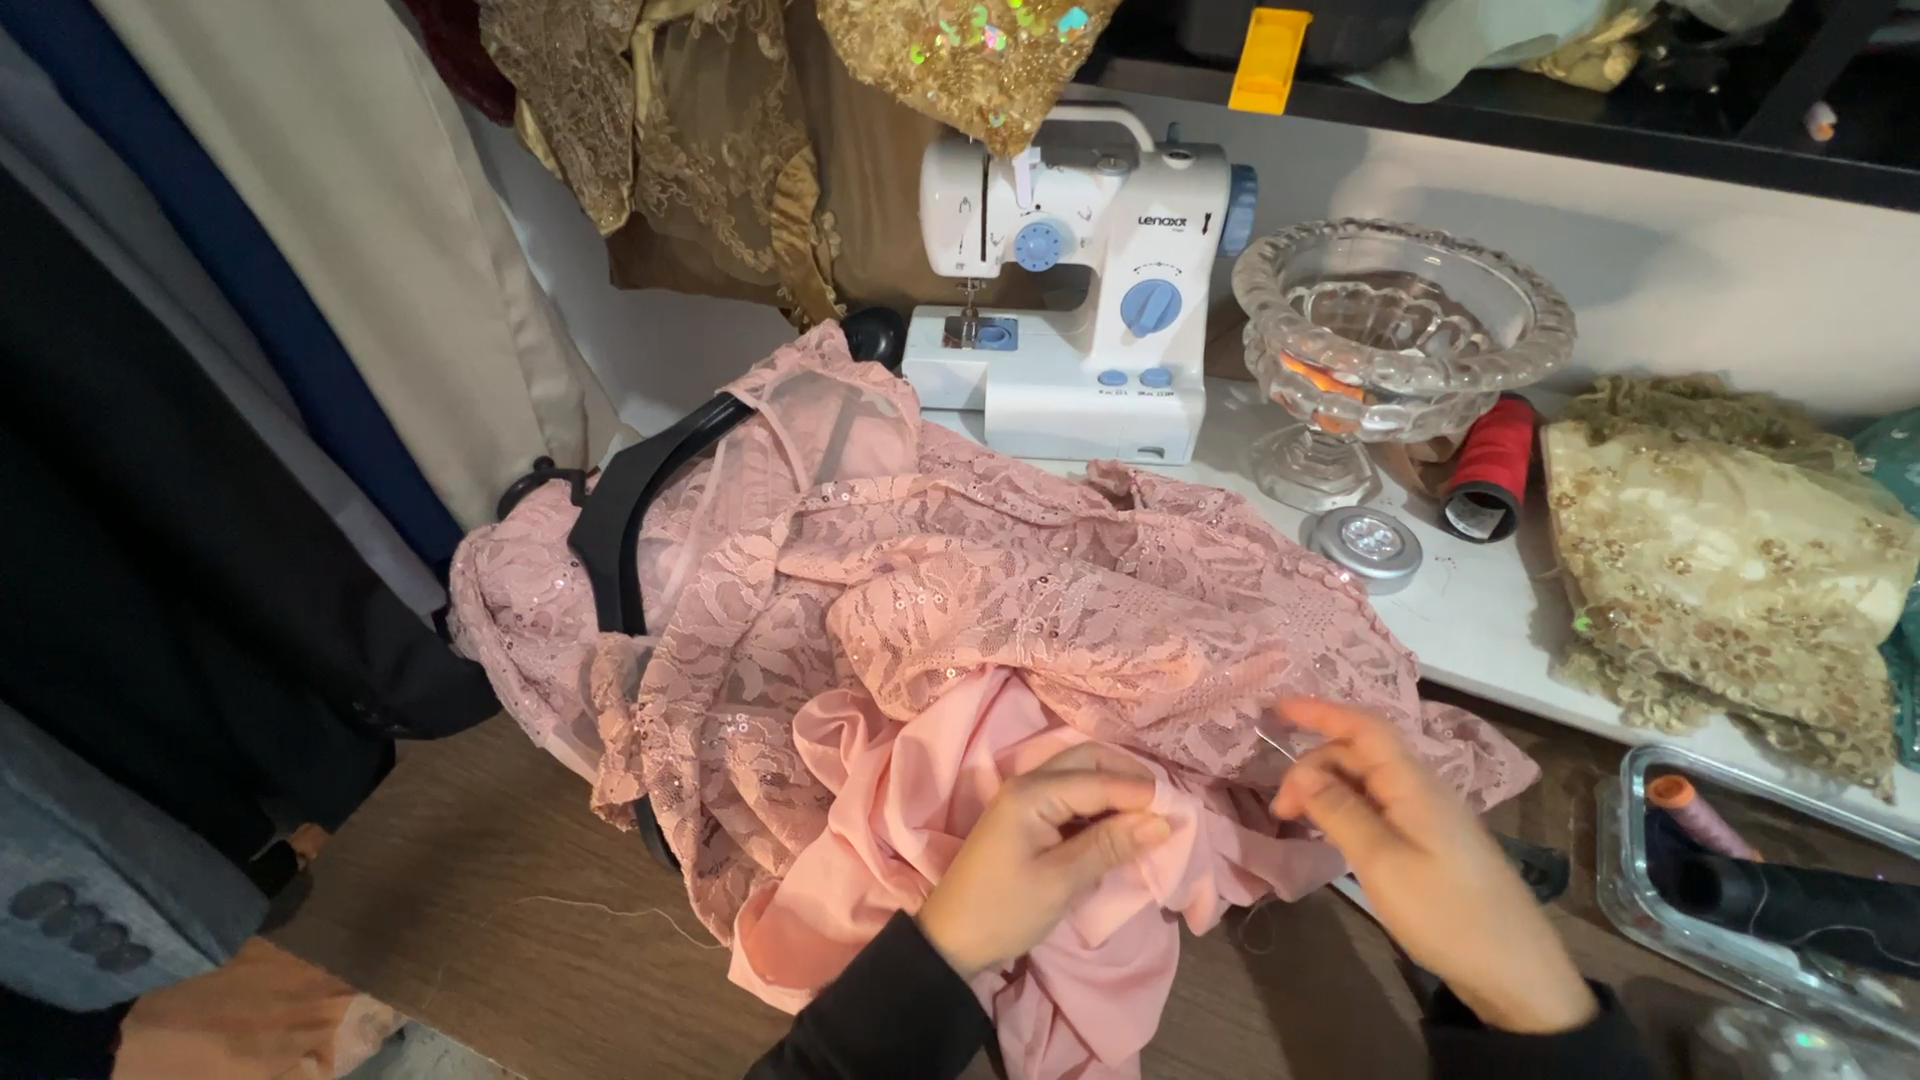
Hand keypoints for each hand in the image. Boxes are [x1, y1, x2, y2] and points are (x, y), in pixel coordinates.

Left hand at [917, 743, 1172, 978]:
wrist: (951, 937)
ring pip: (1079, 773)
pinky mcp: (1027, 815)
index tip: (1179, 811)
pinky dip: (1097, 803)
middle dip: (1127, 776)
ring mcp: (1025, 797)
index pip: (1098, 780)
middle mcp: (1028, 782)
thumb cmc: (1005, 909)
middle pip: (1087, 760)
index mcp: (1032, 793)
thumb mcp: (1061, 882)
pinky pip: (1069, 794)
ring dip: (1114, 786)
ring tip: (1148, 814)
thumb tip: (1161, 822)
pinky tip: (1118, 824)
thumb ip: (1110, 846)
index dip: (1140, 793)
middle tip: (1163, 805)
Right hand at [1270, 698, 1597, 1034]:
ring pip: (1364, 778)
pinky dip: (1343, 806)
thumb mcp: (1382, 863)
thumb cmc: (1448, 915)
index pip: (1364, 727)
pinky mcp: (1428, 839)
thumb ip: (1339, 811)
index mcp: (1414, 785)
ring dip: (1324, 787)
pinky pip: (1376, 803)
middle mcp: (1421, 788)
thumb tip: (1303, 774)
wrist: (1519, 977)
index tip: (1276, 708)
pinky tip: (1328, 828)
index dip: (1320, 711)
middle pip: (1357, 753)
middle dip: (1311, 766)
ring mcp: (1426, 814)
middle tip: (1282, 808)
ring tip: (1296, 818)